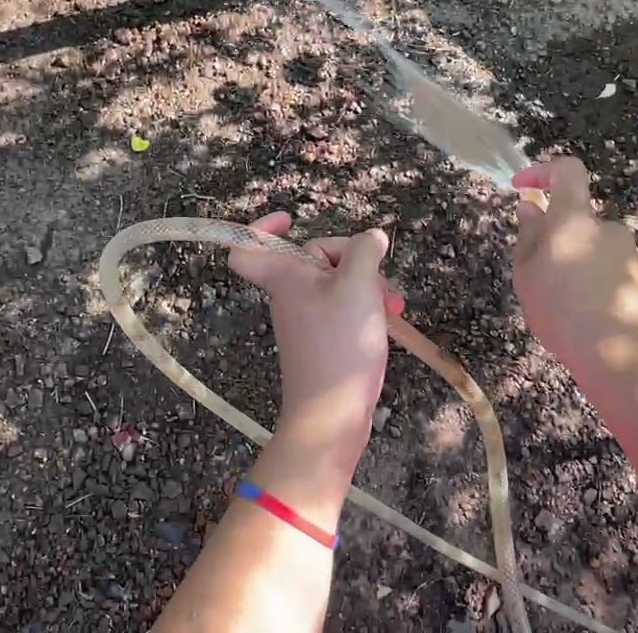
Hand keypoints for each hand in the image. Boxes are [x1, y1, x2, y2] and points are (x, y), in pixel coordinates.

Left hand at [228, 213, 400, 470]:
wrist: (331, 417)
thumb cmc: (339, 346)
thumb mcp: (358, 287)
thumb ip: (365, 252)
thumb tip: (372, 237)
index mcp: (285, 275)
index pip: (246, 245)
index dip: (260, 226)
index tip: (290, 220)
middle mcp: (289, 292)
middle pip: (314, 256)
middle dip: (352, 259)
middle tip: (377, 282)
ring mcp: (305, 316)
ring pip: (335, 282)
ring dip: (367, 285)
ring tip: (391, 305)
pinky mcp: (321, 338)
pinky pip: (341, 306)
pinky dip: (364, 306)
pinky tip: (387, 319)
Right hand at [510, 157, 637, 384]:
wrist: (626, 362)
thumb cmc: (563, 313)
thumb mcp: (528, 276)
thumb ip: (529, 236)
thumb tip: (530, 207)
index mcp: (576, 219)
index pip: (567, 170)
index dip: (543, 171)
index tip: (523, 188)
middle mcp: (608, 228)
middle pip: (578, 218)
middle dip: (557, 237)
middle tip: (540, 273)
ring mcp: (631, 254)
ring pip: (594, 247)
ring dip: (577, 264)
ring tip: (564, 303)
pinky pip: (611, 269)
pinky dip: (596, 283)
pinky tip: (588, 317)